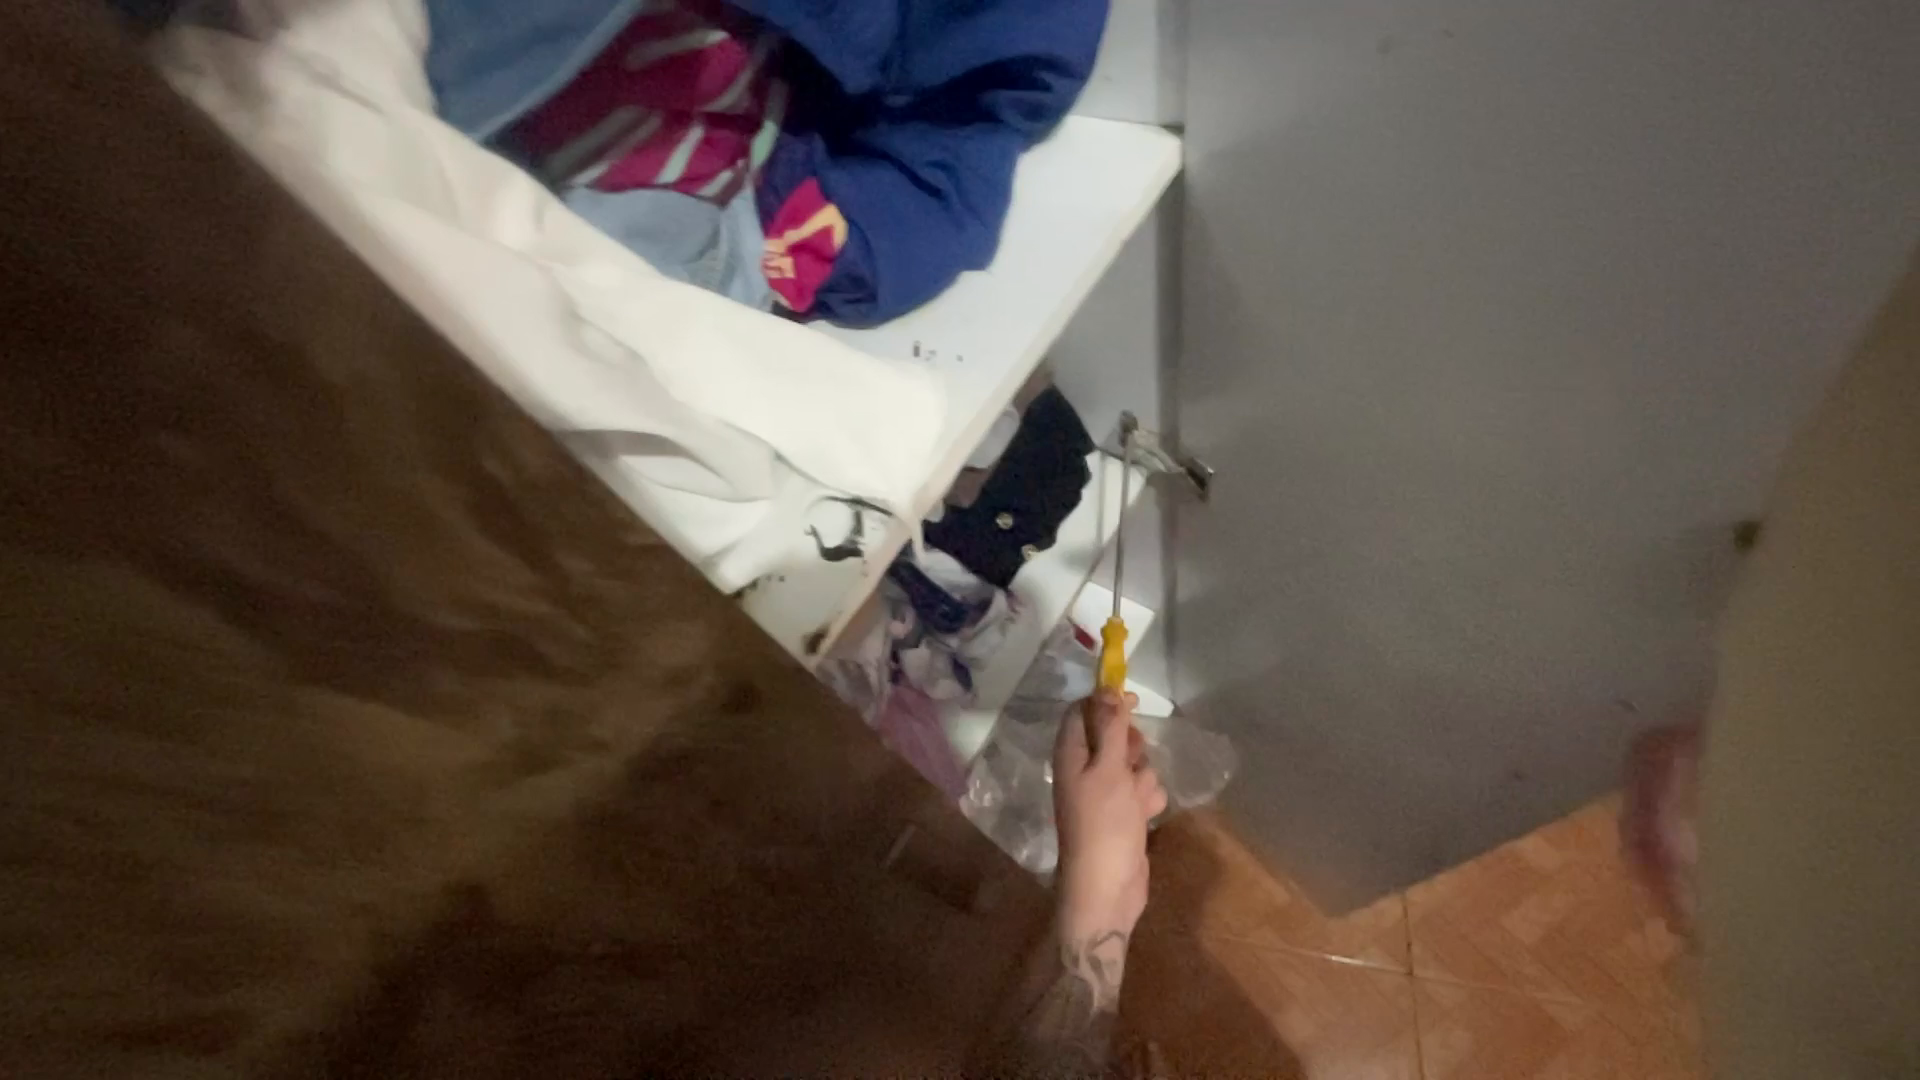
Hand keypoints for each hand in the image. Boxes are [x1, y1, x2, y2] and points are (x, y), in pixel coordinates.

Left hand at [1052, 690, 1167, 942]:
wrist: (1106, 889)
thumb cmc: (1103, 824)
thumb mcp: (1108, 770)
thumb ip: (1110, 728)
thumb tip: (1107, 687)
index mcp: (1070, 752)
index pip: (1082, 710)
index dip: (1106, 701)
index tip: (1134, 701)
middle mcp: (1084, 768)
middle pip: (1113, 735)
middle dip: (1131, 745)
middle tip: (1133, 759)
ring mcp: (1104, 792)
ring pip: (1134, 763)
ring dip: (1142, 777)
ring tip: (1136, 800)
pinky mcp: (1123, 813)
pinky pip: (1142, 791)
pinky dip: (1147, 800)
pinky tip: (1145, 816)